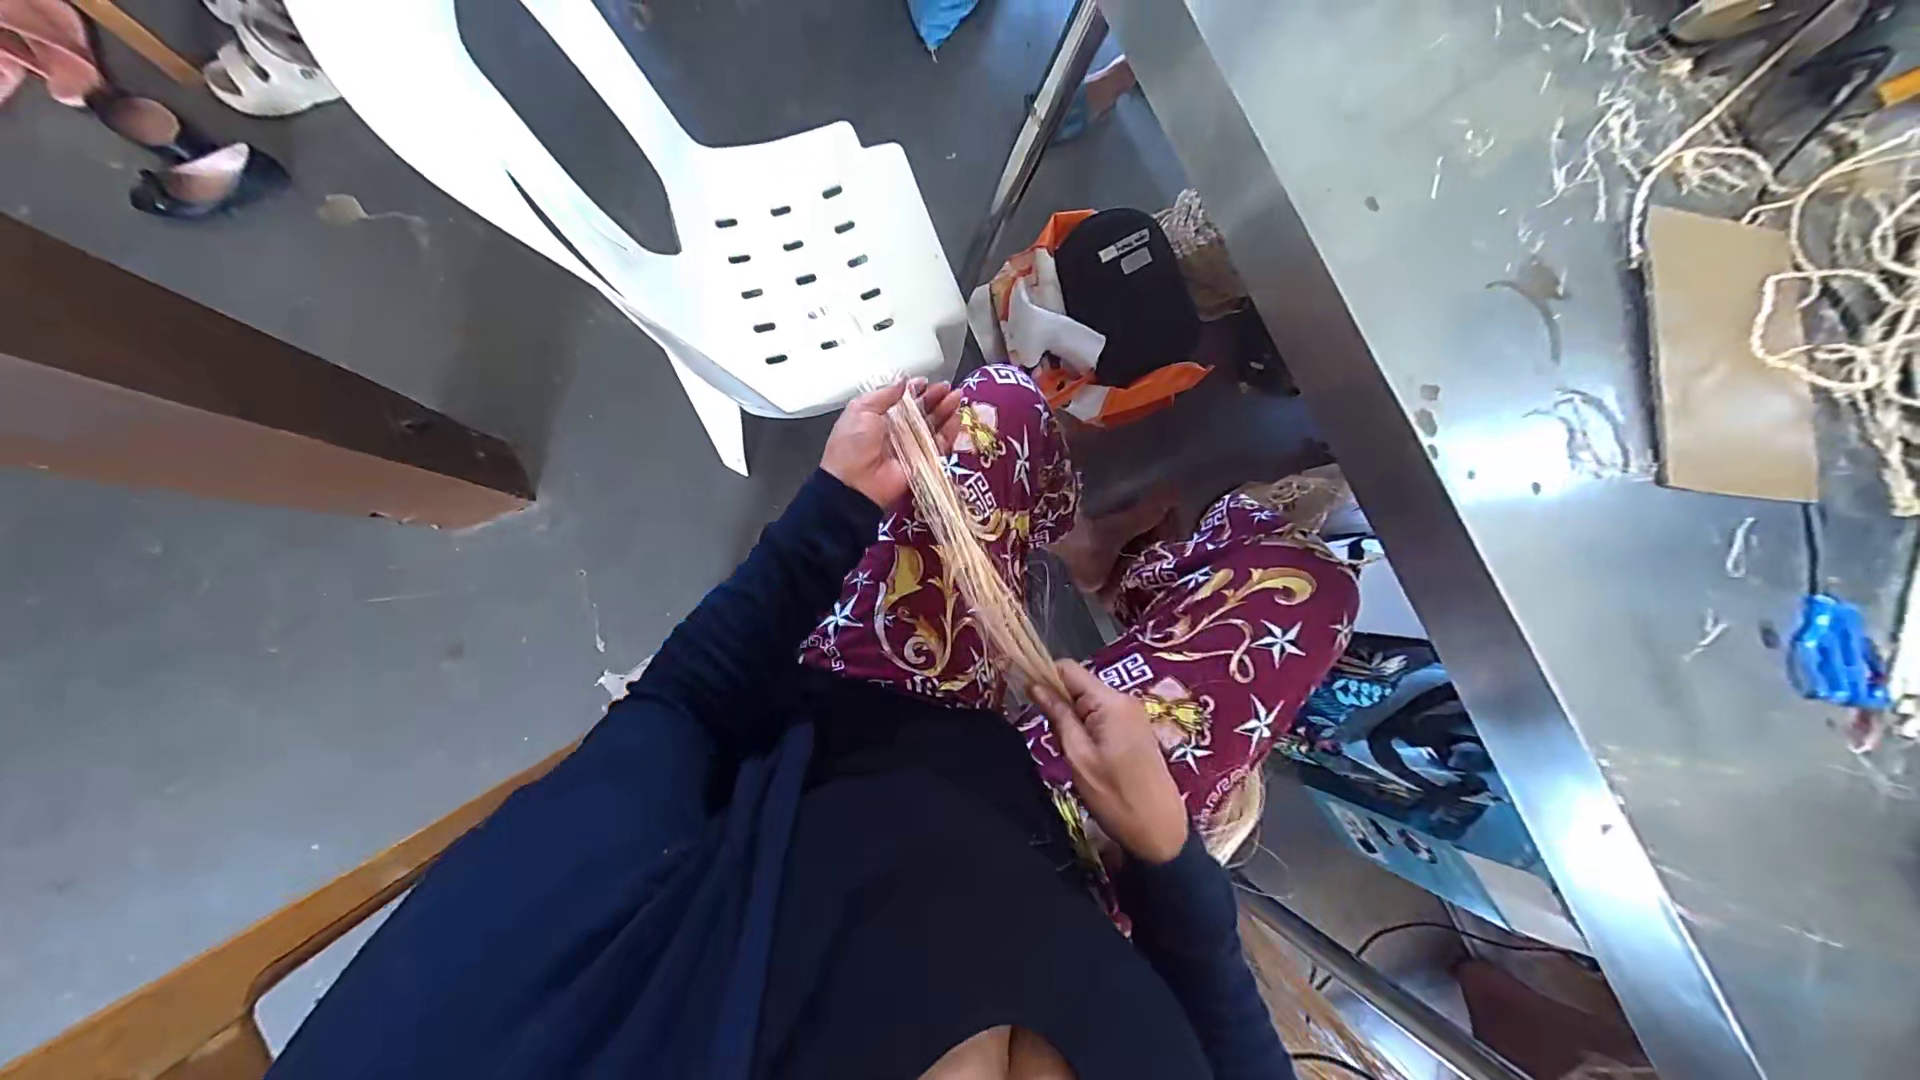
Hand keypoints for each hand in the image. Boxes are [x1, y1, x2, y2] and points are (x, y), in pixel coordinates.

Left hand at [820, 378, 963, 507]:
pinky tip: (956, 419)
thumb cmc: (852, 444)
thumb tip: (903, 381)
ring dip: (945, 411)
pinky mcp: (923, 462)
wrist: (855, 483)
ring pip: (933, 426)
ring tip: (956, 398)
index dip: (916, 391)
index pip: (903, 401)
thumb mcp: (861, 409)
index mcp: (880, 417)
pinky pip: (939, 446)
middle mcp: (897, 432)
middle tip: (947, 388)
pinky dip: (949, 433)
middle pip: (921, 412)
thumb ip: (884, 394)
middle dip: (935, 398)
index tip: (926, 382)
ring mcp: (911, 447)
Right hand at [1030, 661, 1190, 864]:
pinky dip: (1085, 725)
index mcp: (1111, 701)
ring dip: (1071, 716)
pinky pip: (1101, 713)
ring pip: (1087, 699)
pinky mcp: (1135, 727)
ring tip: (1069, 749)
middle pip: (1078, 683)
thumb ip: (1057, 716)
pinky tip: (1084, 753)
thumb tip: (1035, 685)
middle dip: (1058, 701)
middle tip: (1051, 735)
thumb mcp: (1078, 757)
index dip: (1043, 676)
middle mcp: (1124, 699)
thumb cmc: (1116, 798)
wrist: (1161, 833)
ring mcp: (1132, 713)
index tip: (1027, 698)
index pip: (1068, 668)